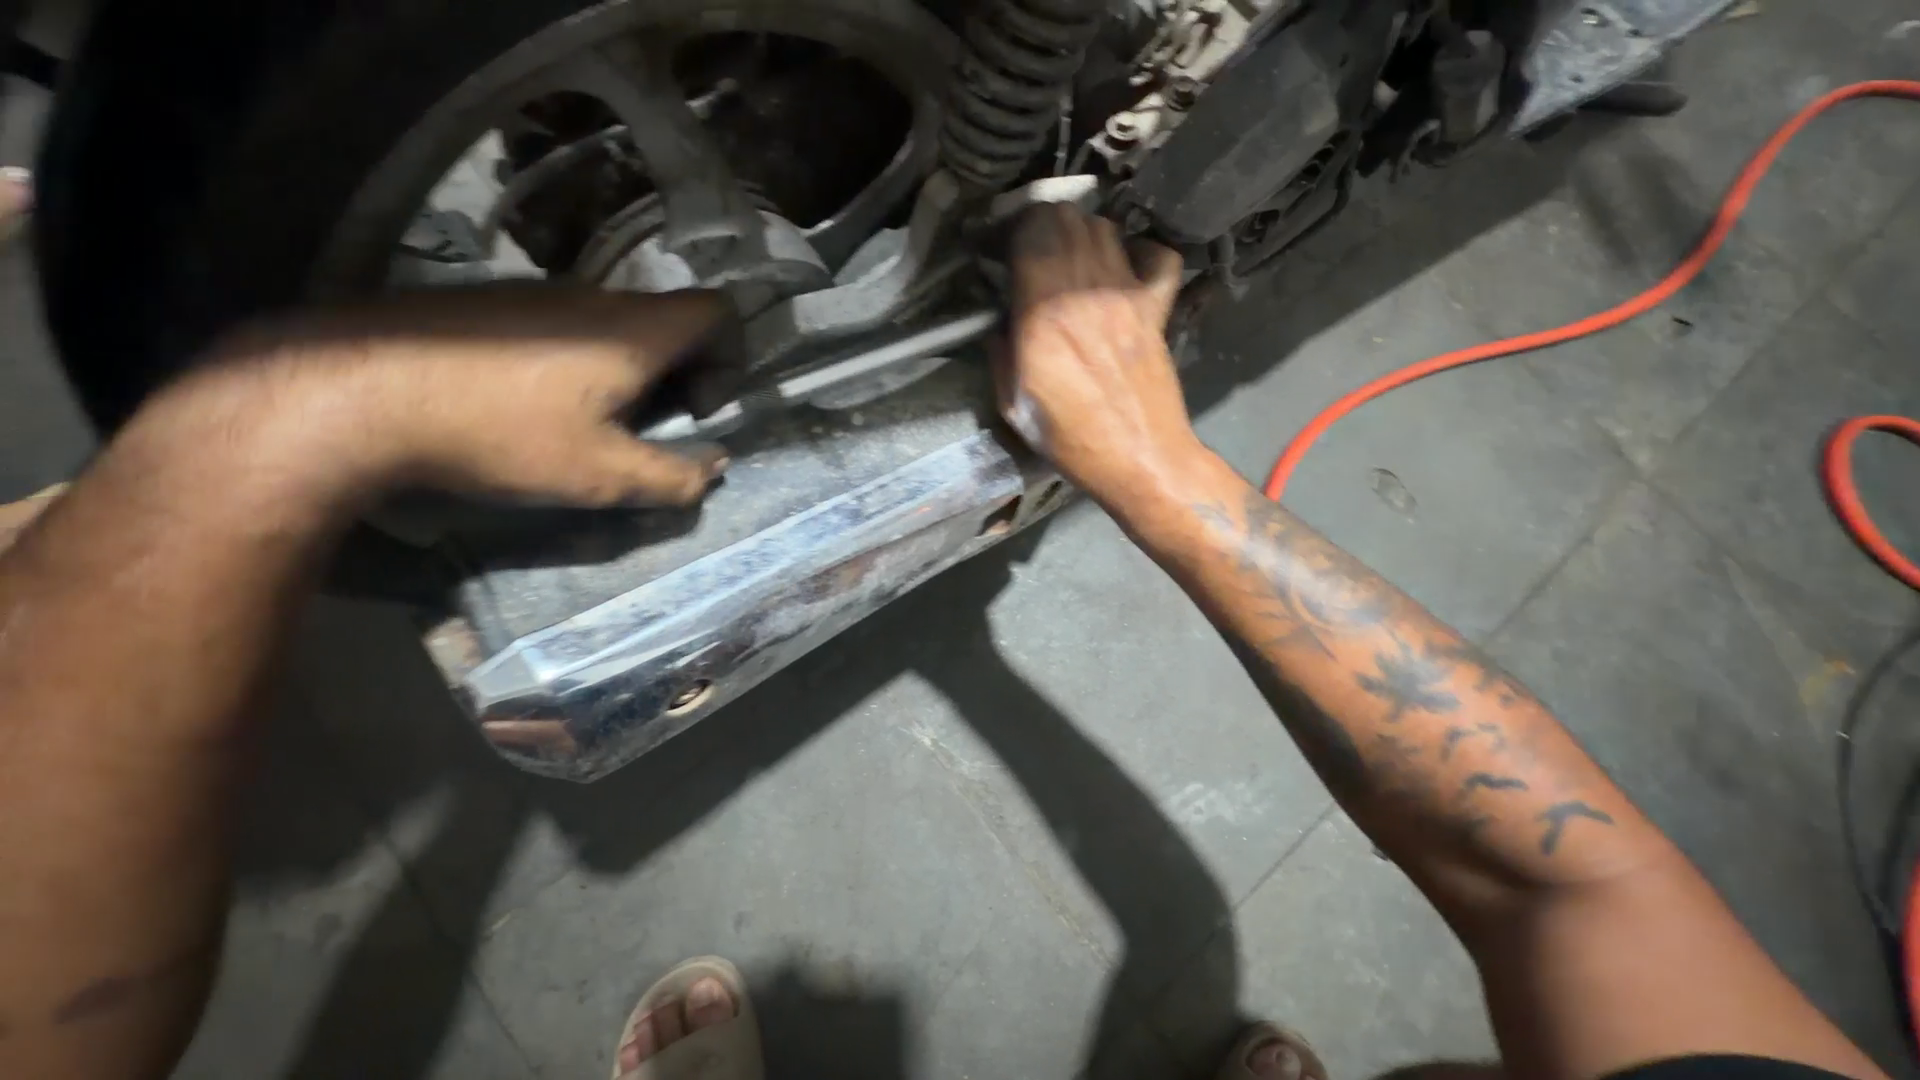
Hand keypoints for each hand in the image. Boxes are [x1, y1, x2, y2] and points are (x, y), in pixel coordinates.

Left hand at [164, 286, 732, 507]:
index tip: (695, 410)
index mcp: (634, 330)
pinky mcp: (487, 302)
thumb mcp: (600, 476)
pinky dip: (571, 363)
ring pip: (610, 324)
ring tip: (581, 424)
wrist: (355, 393)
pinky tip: (524, 405)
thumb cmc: (501, 435)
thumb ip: (673, 478)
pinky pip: (559, 325)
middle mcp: (593, 297)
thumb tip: (713, 470)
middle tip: (642, 428)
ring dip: (621, 372)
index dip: (728, 359)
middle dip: (674, 375)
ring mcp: (536, 293)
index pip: (718, 312)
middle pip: (666, 321)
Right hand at [997, 204, 1207, 515]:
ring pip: (1104, 228)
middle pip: (1065, 218)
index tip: (999, 248)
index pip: (1029, 232)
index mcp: (1043, 314)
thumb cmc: (1071, 440)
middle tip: (1030, 249)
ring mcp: (1128, 294)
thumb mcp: (1013, 405)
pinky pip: (1159, 256)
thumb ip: (1000, 353)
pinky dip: (1142, 250)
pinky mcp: (1157, 307)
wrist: (1140, 458)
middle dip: (1041, 224)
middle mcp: (1085, 291)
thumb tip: (999, 323)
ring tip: (1070, 259)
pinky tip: (1126, 266)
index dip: (1009, 229)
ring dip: (1081, 232)